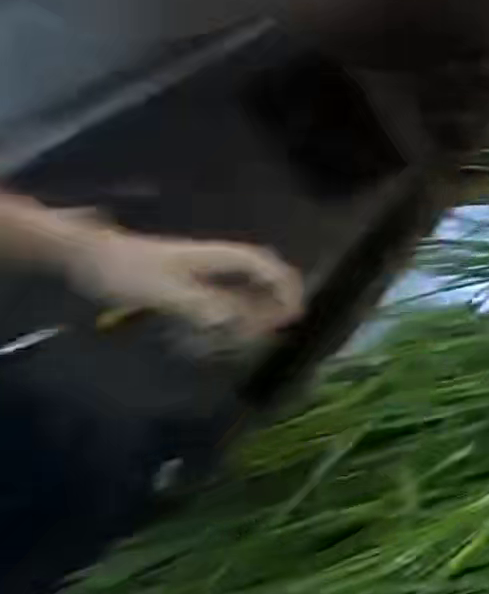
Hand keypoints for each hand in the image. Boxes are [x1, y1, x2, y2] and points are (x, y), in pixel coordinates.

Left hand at [66, 225, 302, 341]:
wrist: (95, 256)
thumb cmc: (130, 271)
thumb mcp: (162, 291)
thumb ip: (199, 305)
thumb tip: (230, 324)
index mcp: (238, 259)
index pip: (280, 277)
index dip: (288, 300)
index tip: (284, 324)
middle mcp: (240, 262)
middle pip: (276, 284)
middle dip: (277, 309)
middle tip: (265, 334)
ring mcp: (225, 271)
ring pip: (259, 292)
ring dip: (257, 314)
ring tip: (243, 337)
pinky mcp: (210, 281)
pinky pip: (239, 297)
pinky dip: (239, 313)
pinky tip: (224, 329)